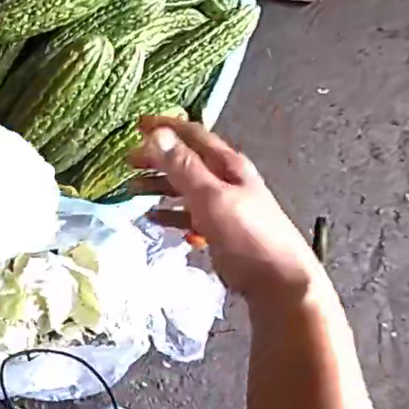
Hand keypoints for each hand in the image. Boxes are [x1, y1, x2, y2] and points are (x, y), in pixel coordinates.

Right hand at [129, 116, 324, 304]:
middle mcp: (227, 180)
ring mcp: (225, 206)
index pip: (193, 135)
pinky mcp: (221, 230)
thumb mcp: (211, 197)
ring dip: (159, 185)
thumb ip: (183, 167)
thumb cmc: (247, 237)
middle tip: (128, 160)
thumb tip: (158, 135)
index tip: (138, 125)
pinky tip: (154, 218)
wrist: (279, 283)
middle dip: (157, 158)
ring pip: (186, 187)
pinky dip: (170, 213)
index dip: (165, 127)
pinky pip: (189, 214)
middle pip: (187, 161)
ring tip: (133, 190)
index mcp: (228, 166)